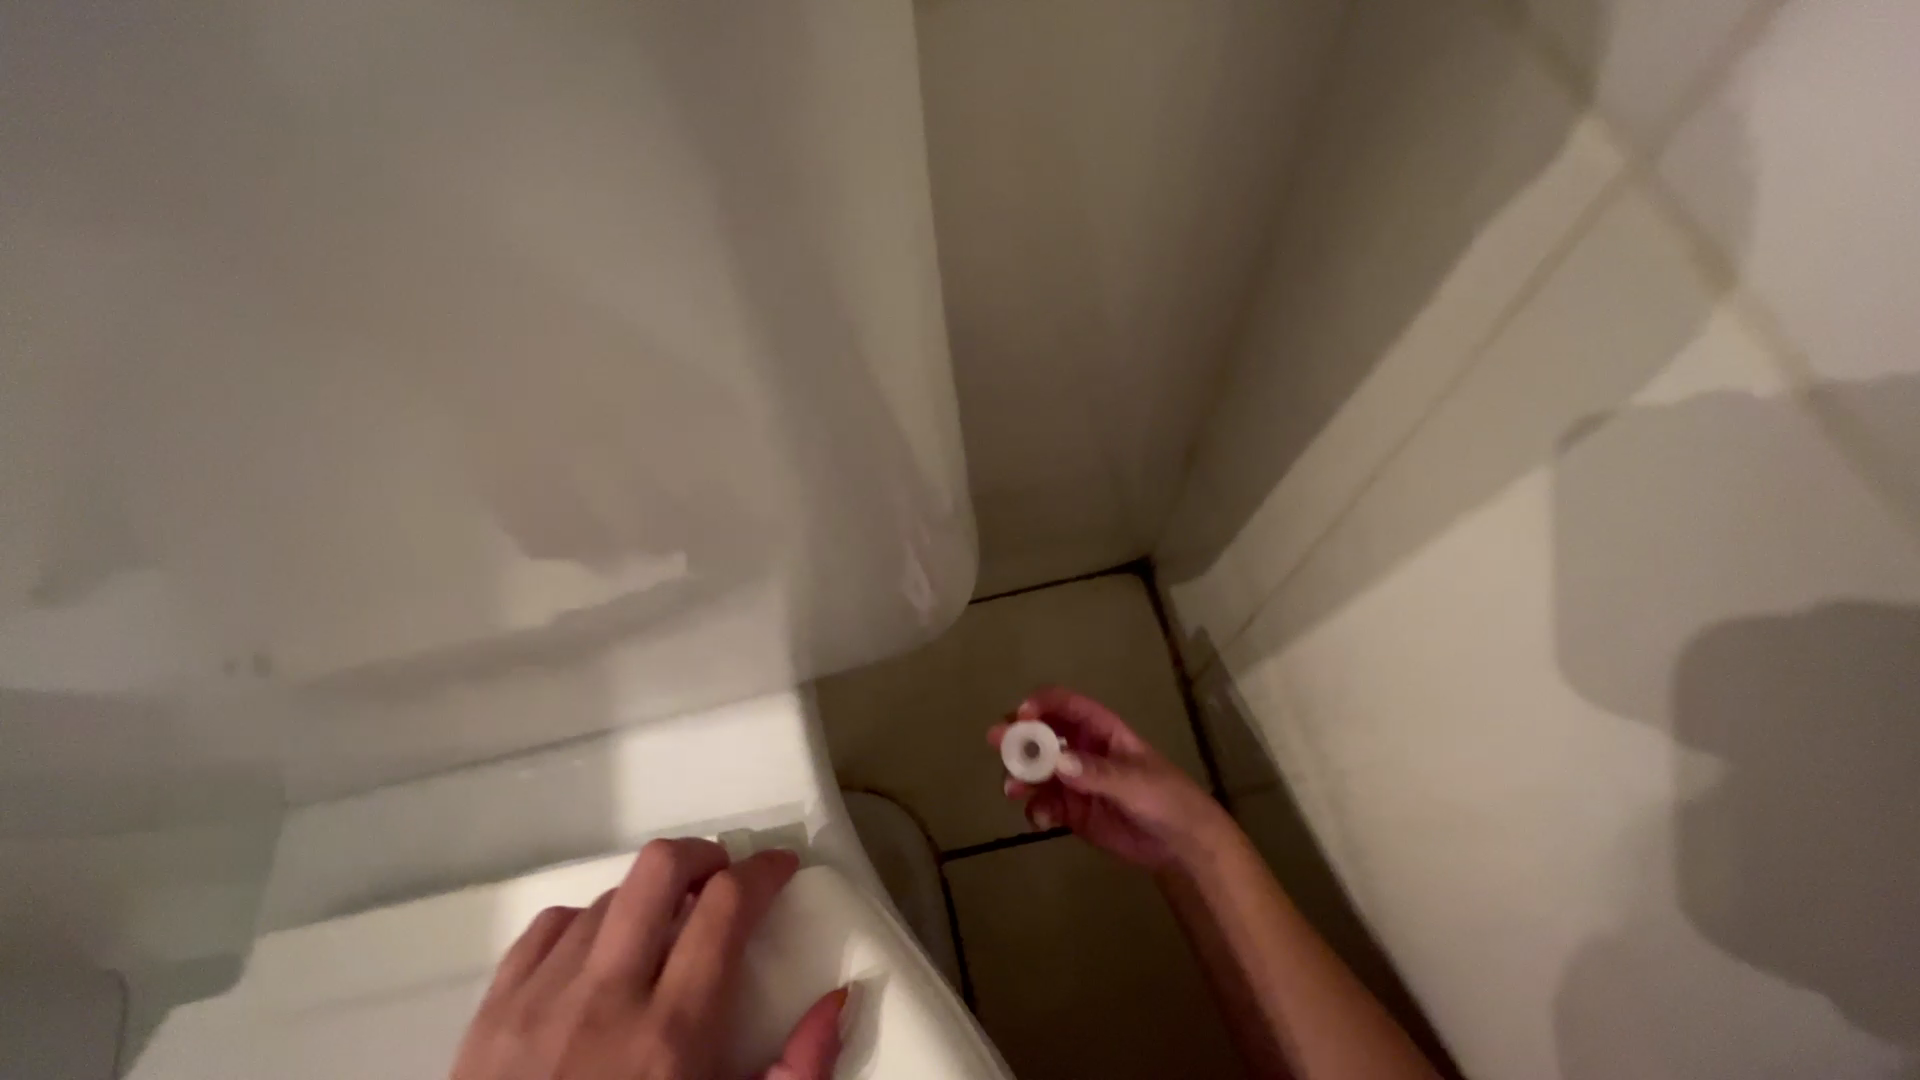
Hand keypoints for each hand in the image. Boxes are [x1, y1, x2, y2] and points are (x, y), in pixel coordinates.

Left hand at [450, 840, 846, 1079]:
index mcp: (673, 1036)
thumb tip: (839, 995)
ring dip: (647, 903)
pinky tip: (599, 963)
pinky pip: (548, 928)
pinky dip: (586, 928)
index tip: (781, 868)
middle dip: (703, 857)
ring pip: (608, 897)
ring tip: (660, 938)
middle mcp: (604, 1000)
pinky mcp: (488, 1016)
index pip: (727, 905)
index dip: (764, 870)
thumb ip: (799, 1070)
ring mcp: (537, 1002)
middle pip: (659, 869)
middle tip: (722, 882)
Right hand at [990, 687, 1232, 873]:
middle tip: (996, 740)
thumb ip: (1097, 772)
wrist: (1182, 844)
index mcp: (1102, 730)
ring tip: (1012, 788)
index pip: (1067, 706)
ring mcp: (1074, 781)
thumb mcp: (1136, 782)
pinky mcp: (1071, 811)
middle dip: (1019, 735)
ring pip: (1036, 769)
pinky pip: (1043, 804)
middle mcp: (1082, 750)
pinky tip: (1039, 819)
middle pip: (1043, 733)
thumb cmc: (1167, 798)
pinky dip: (1035, 808)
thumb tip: (1058, 761)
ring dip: (1020, 774)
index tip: (1021, 714)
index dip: (1042, 704)